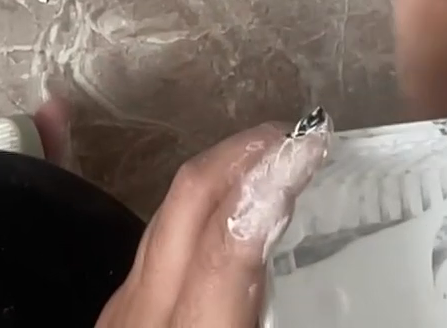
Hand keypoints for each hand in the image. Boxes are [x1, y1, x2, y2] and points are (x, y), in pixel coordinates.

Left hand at [96, 118, 329, 327]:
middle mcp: (146, 311)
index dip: (267, 186)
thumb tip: (328, 288)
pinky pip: (155, 233)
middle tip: (294, 137)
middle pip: (187, 203)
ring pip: (168, 211)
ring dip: (220, 174)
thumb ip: (266, 301)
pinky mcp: (118, 308)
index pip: (226, 245)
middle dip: (241, 153)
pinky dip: (194, 202)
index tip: (306, 145)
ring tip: (269, 160)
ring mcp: (125, 306)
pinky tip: (210, 196)